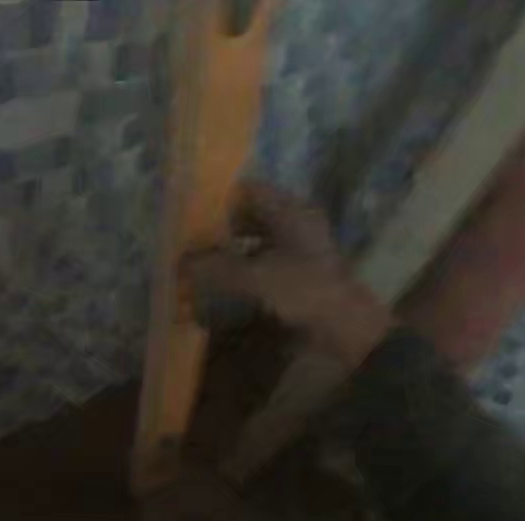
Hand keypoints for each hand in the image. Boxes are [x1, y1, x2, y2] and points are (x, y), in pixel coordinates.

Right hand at [185, 181, 394, 370]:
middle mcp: (295, 224)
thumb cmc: (303, 291)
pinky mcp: (296, 274)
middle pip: (251, 216)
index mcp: (291, 212)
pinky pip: (262, 263)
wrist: (343, 326)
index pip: (250, 191)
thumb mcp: (255, 277)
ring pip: (255, 241)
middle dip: (221, 229)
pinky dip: (241, 271)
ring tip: (201, 265)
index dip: (220, 199)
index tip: (191, 214)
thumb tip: (182, 262)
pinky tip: (223, 285)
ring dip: (230, 252)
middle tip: (190, 242)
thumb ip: (217, 267)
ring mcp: (298, 249)